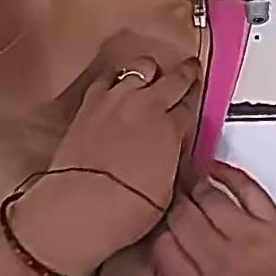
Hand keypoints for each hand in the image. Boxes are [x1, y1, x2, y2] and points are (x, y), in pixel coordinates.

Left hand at [9, 52, 199, 275]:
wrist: (80, 206)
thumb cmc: (126, 209)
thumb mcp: (165, 190)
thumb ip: (171, 159)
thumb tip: (170, 151)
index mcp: (171, 128)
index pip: (190, 105)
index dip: (195, 102)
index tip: (196, 100)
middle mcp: (148, 105)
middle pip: (175, 77)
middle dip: (186, 73)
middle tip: (190, 71)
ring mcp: (118, 98)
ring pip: (143, 66)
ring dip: (151, 71)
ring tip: (152, 76)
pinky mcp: (91, 101)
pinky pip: (108, 77)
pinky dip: (116, 78)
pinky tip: (117, 85)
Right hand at [152, 161, 275, 275]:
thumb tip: (162, 243)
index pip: (162, 244)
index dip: (155, 230)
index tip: (154, 224)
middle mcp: (227, 266)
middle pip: (183, 215)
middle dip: (171, 205)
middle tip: (165, 197)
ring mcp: (255, 242)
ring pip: (210, 196)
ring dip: (193, 185)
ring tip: (183, 178)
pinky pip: (247, 187)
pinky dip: (226, 173)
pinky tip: (212, 169)